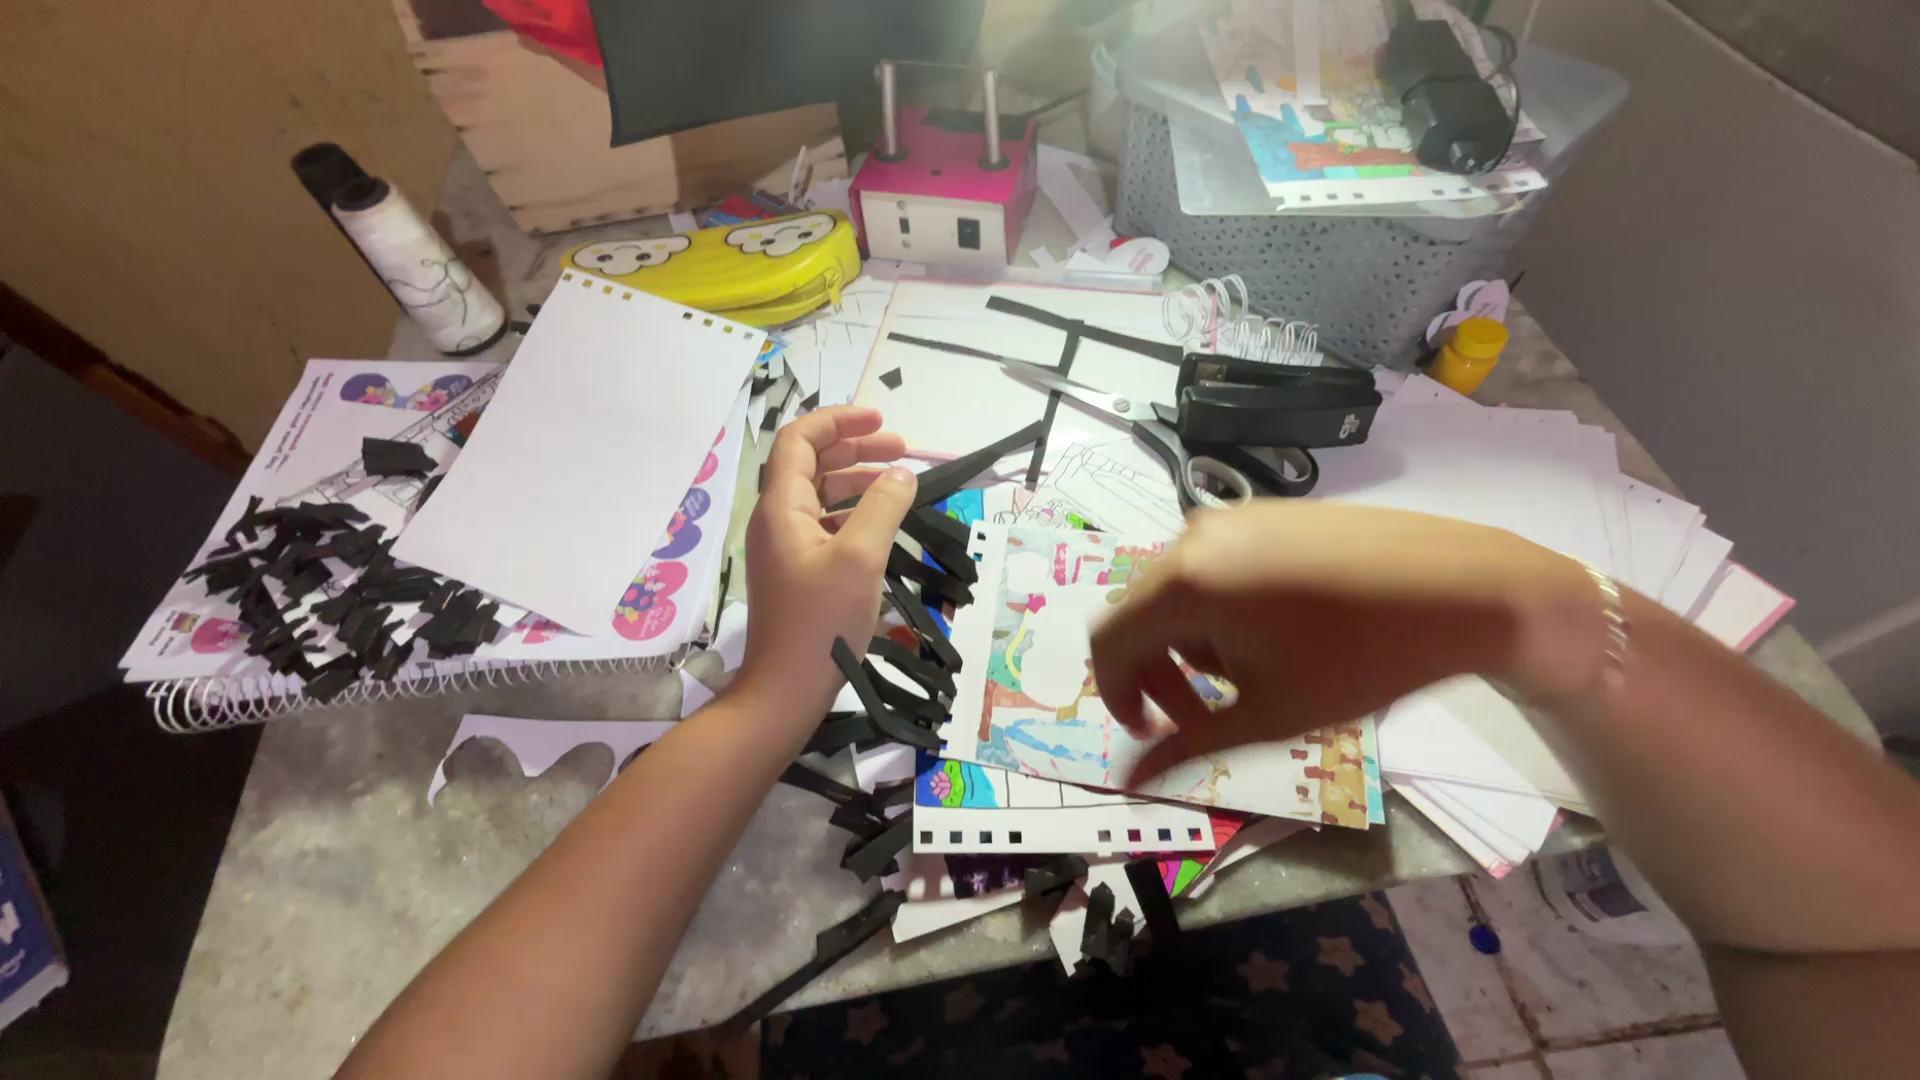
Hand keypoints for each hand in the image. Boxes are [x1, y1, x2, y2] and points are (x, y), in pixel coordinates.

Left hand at [734, 407, 916, 732]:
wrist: (786, 690)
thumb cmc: (821, 621)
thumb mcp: (860, 557)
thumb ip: (883, 507)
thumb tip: (902, 474)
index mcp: (781, 507)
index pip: (800, 441)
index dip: (839, 421)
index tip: (881, 420)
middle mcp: (777, 520)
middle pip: (812, 465)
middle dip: (856, 449)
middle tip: (902, 450)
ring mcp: (786, 548)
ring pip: (821, 496)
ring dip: (858, 481)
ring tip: (899, 482)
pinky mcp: (798, 572)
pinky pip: (825, 526)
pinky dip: (854, 514)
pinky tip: (883, 524)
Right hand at [1090, 501, 1606, 784]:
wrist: (1468, 586)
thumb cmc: (1362, 659)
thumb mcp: (1269, 712)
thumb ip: (1188, 744)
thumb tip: (1132, 777)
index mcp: (1183, 582)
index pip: (1108, 641)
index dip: (1117, 694)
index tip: (1151, 732)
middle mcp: (1192, 538)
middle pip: (1141, 615)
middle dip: (1159, 673)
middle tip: (1202, 716)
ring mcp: (1230, 518)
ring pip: (1177, 592)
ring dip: (1191, 644)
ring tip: (1248, 674)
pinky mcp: (1263, 513)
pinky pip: (1212, 567)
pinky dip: (1217, 610)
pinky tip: (1270, 633)